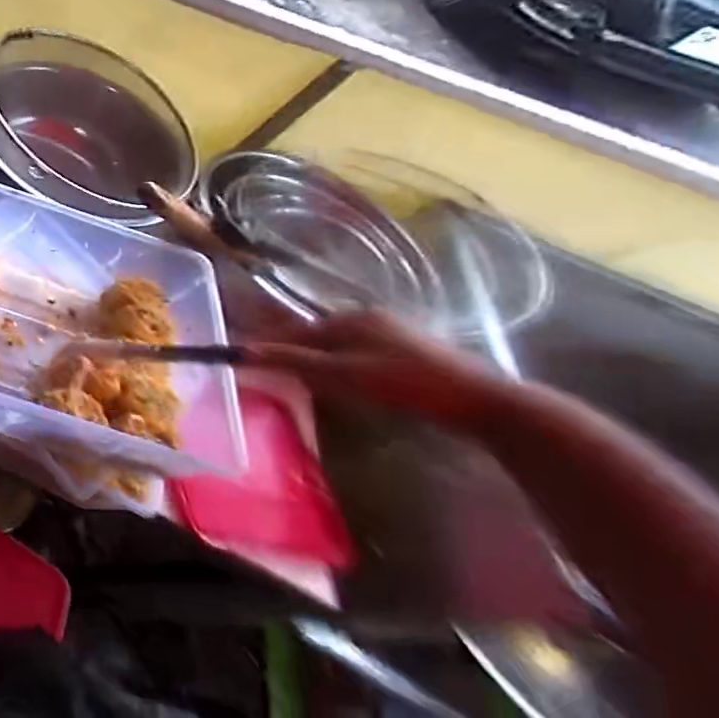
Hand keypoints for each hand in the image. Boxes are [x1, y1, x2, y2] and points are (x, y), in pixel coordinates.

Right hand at [246, 310, 512, 428]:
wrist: (476, 401)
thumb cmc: (402, 383)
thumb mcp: (340, 375)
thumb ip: (292, 362)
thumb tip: (242, 352)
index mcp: (349, 318)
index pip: (299, 331)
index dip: (276, 348)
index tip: (254, 365)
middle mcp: (369, 318)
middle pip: (322, 337)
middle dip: (301, 356)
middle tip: (284, 383)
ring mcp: (395, 334)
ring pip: (345, 348)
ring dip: (327, 365)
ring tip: (316, 390)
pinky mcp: (414, 352)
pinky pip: (366, 356)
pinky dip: (350, 370)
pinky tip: (355, 390)